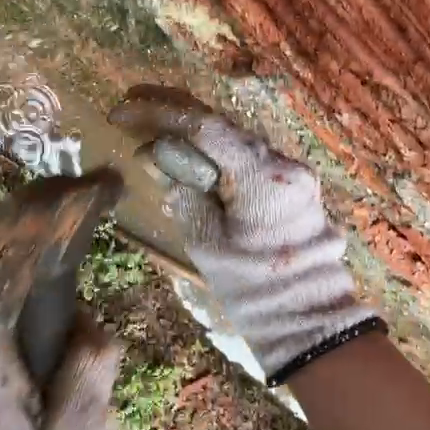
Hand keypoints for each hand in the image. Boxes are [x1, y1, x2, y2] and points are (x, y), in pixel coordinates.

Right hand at [110, 86, 374, 376]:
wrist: (307, 317)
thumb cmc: (253, 287)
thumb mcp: (207, 243)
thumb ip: (183, 193)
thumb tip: (155, 156)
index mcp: (261, 176)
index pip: (204, 126)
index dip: (159, 113)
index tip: (122, 113)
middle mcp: (282, 163)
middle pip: (221, 126)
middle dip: (173, 116)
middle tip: (131, 112)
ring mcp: (293, 173)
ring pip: (235, 141)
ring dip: (194, 136)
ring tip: (153, 135)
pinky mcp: (293, 187)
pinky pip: (248, 159)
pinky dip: (216, 155)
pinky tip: (189, 160)